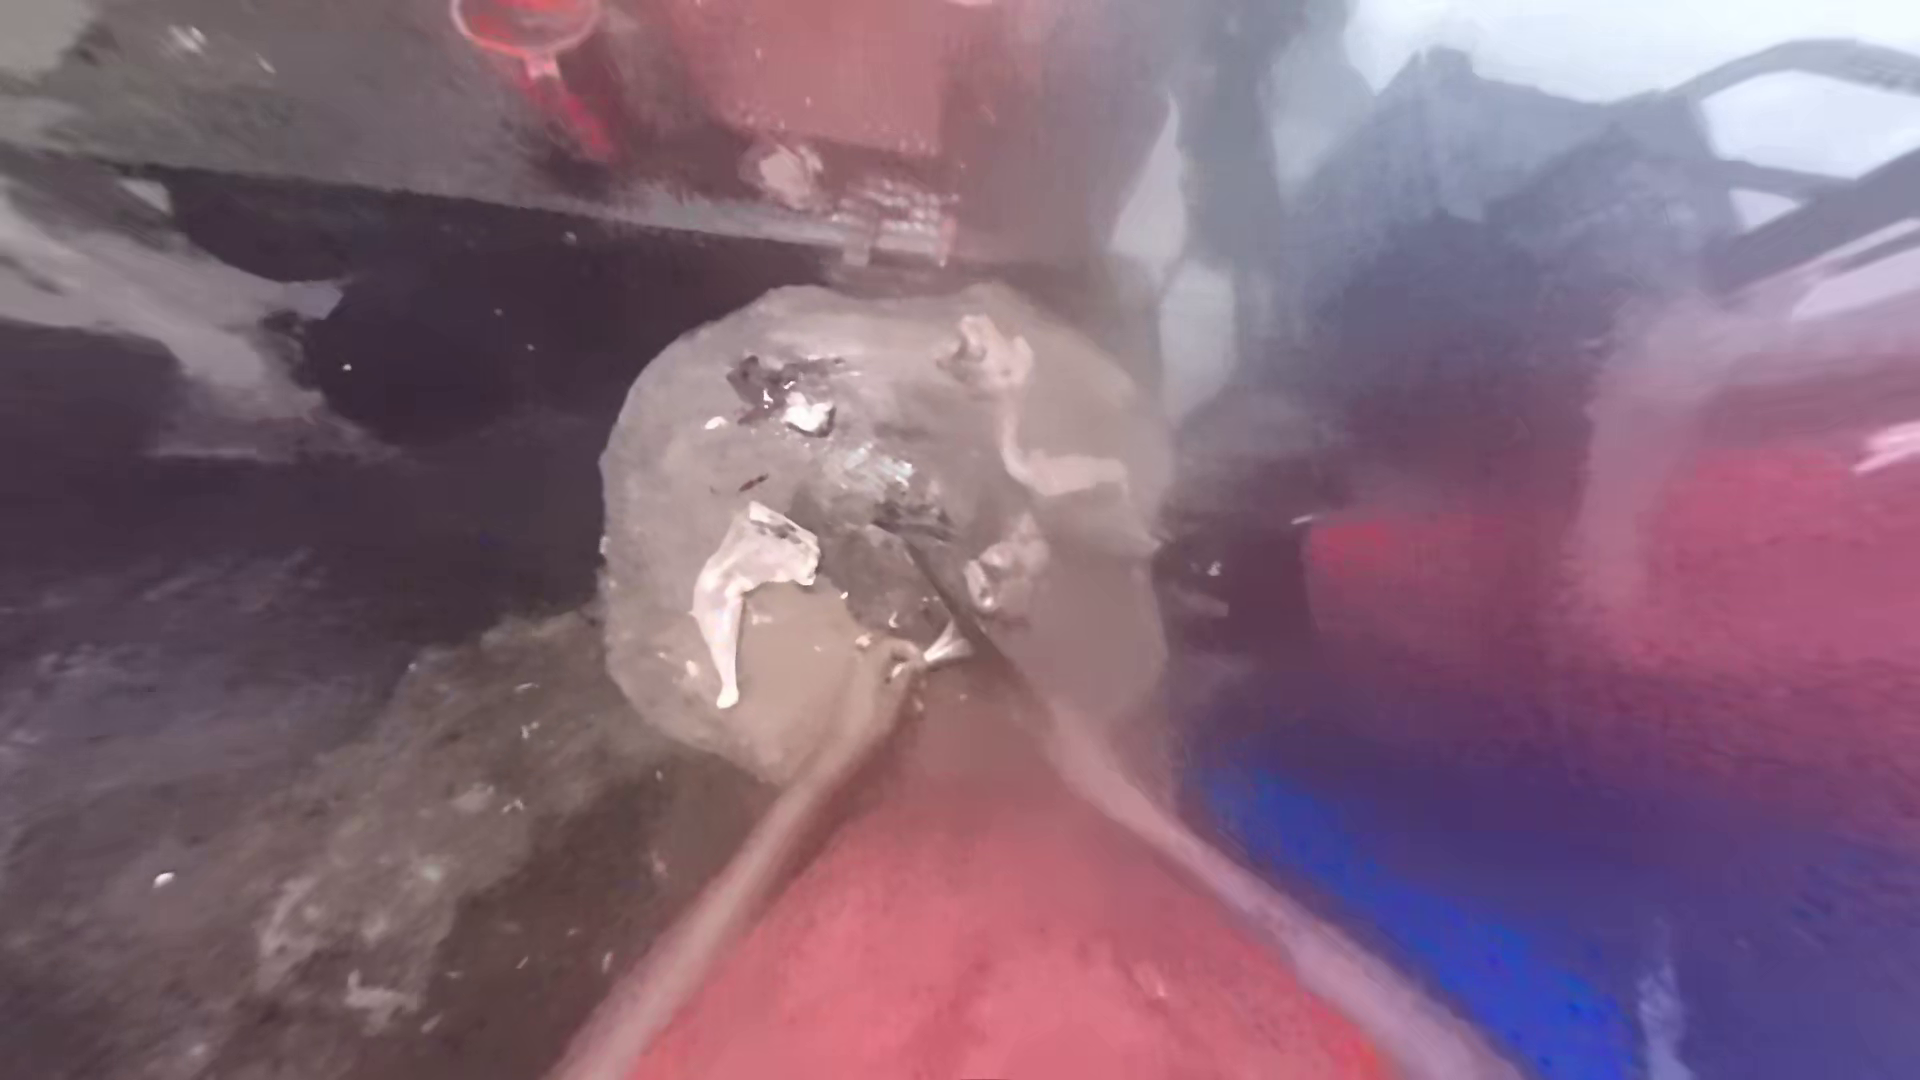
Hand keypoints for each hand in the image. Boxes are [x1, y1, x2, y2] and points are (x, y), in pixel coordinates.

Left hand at [803, 638, 923, 782]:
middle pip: (888, 658)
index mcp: (870, 664)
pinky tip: (902, 713)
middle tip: (922, 688)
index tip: (924, 666)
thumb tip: (919, 660)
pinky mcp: (854, 698)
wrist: (841, 750)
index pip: (891, 644)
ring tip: (916, 707)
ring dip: (902, 686)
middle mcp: (861, 667)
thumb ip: (907, 676)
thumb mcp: (895, 699)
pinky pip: (877, 687)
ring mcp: (856, 682)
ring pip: (885, 675)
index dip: (910, 650)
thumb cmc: (871, 723)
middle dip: (908, 670)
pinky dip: (891, 695)